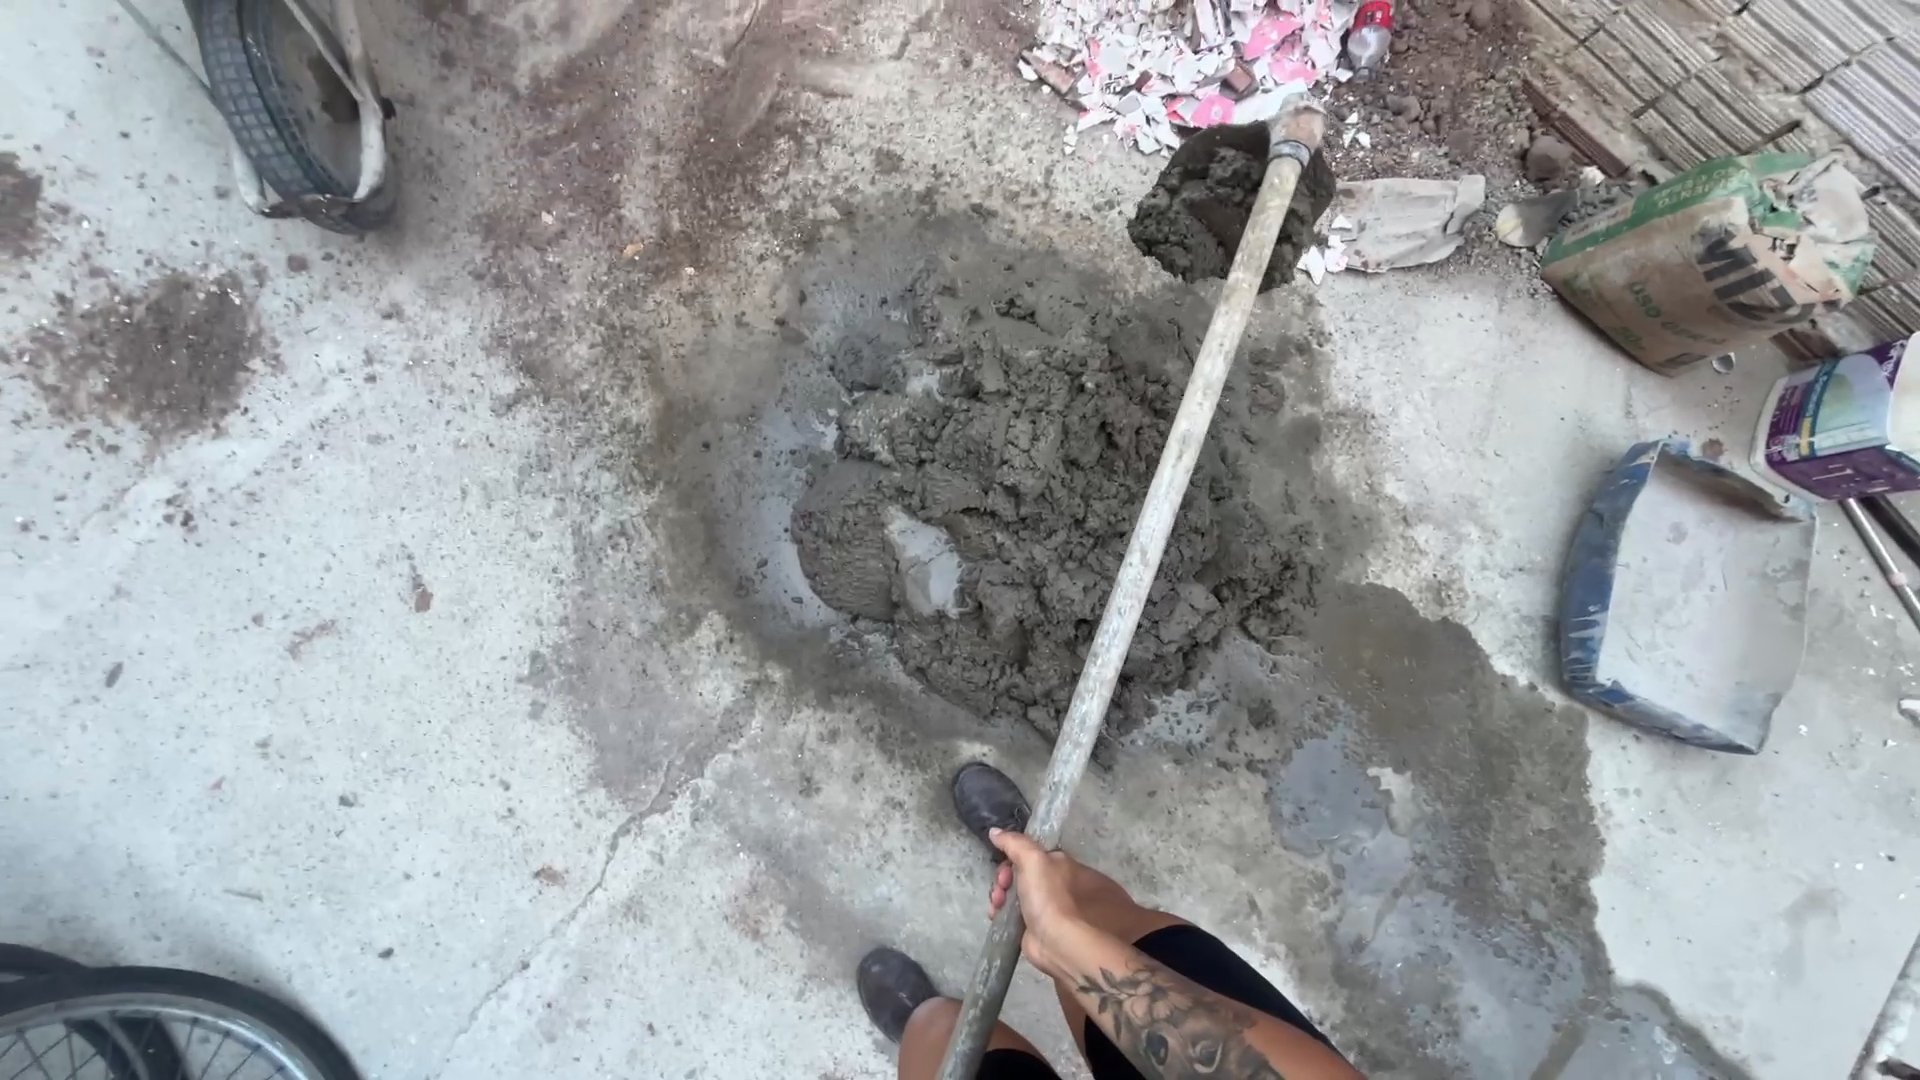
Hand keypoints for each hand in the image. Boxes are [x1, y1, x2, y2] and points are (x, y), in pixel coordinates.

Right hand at [988, 828, 1092, 977]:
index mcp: (1070, 868)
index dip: (1019, 857)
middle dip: (1007, 877)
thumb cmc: (1052, 897)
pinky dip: (1004, 913)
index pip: (1040, 855)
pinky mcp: (1039, 932)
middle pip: (1027, 875)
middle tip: (1001, 884)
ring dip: (1002, 895)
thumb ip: (1014, 843)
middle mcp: (1065, 888)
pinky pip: (1017, 916)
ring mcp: (1052, 911)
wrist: (1062, 945)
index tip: (1007, 863)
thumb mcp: (1033, 859)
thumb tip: (995, 832)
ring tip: (996, 903)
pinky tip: (996, 914)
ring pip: (1020, 895)